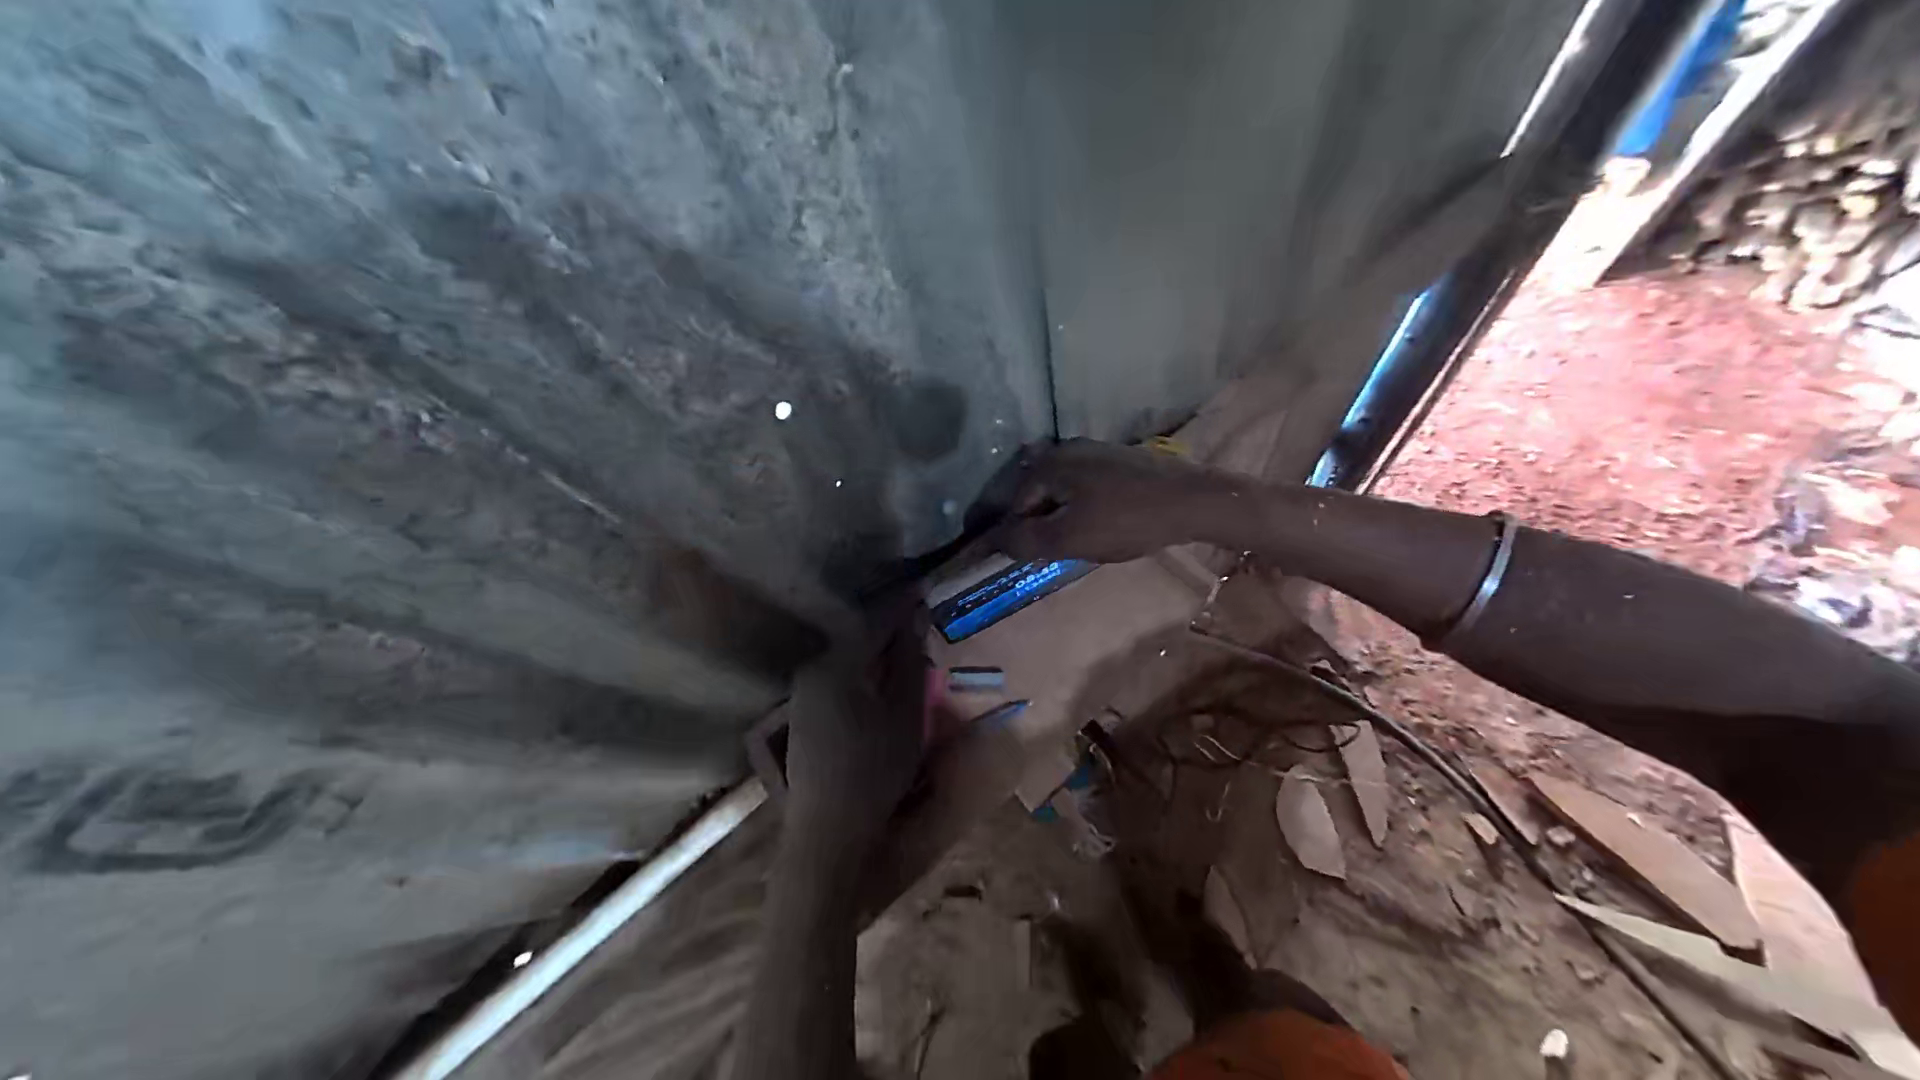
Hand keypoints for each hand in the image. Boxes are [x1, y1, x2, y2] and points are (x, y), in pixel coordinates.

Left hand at [781, 595, 932, 841]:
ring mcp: (801, 695)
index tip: (924, 586)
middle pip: (857, 638)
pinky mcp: (801, 716)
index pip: (875, 621)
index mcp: (836, 665)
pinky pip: (837, 679)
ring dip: (875, 652)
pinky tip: (878, 682)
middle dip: (889, 628)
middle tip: (920, 620)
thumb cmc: (875, 770)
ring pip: (846, 659)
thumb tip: (915, 617)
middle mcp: (811, 671)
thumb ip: (909, 661)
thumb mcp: (905, 713)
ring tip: (904, 649)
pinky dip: (861, 672)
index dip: (902, 603)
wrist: (829, 833)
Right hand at [969, 438, 1232, 563]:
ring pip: (1058, 490)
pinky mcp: (1117, 460)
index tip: (1005, 556)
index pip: (1012, 505)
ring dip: (1054, 515)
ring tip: (1065, 543)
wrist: (1193, 501)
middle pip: (1034, 494)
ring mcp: (1094, 451)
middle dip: (1031, 523)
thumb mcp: (1069, 538)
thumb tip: (995, 540)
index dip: (1006, 534)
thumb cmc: (1126, 521)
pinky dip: (1076, 506)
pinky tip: (1091, 524)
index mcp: (1049, 465)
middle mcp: (1066, 449)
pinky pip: (1081, 486)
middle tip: (1038, 553)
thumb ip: (1025, 540)